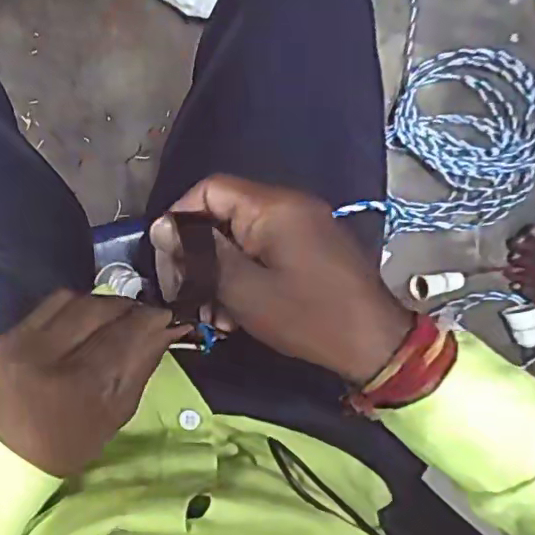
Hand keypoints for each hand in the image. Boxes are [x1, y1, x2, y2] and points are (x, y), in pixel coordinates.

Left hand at [0, 290, 189, 476]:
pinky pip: (49, 304)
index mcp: (78, 385)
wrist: (14, 453)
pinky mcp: (7, 336)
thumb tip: (166, 326)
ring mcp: (21, 343)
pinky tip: (85, 319)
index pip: (122, 335)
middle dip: (128, 307)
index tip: (166, 315)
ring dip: (101, 304)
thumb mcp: (116, 412)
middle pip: (98, 311)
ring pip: (74, 299)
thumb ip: (141, 364)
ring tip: (115, 317)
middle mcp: (47, 356)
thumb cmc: (73, 441)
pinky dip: (74, 306)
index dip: (149, 320)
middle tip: (143, 315)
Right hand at [149, 175, 412, 381]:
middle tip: (184, 294)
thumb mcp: (243, 289)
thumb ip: (200, 254)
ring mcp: (298, 228)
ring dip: (215, 273)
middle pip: (220, 215)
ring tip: (210, 313)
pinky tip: (233, 313)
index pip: (209, 189)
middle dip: (195, 254)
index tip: (166, 258)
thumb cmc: (306, 315)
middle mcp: (286, 207)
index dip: (178, 218)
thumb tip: (162, 228)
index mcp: (272, 207)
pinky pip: (258, 253)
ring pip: (236, 239)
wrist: (372, 344)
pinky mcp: (304, 250)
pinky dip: (239, 278)